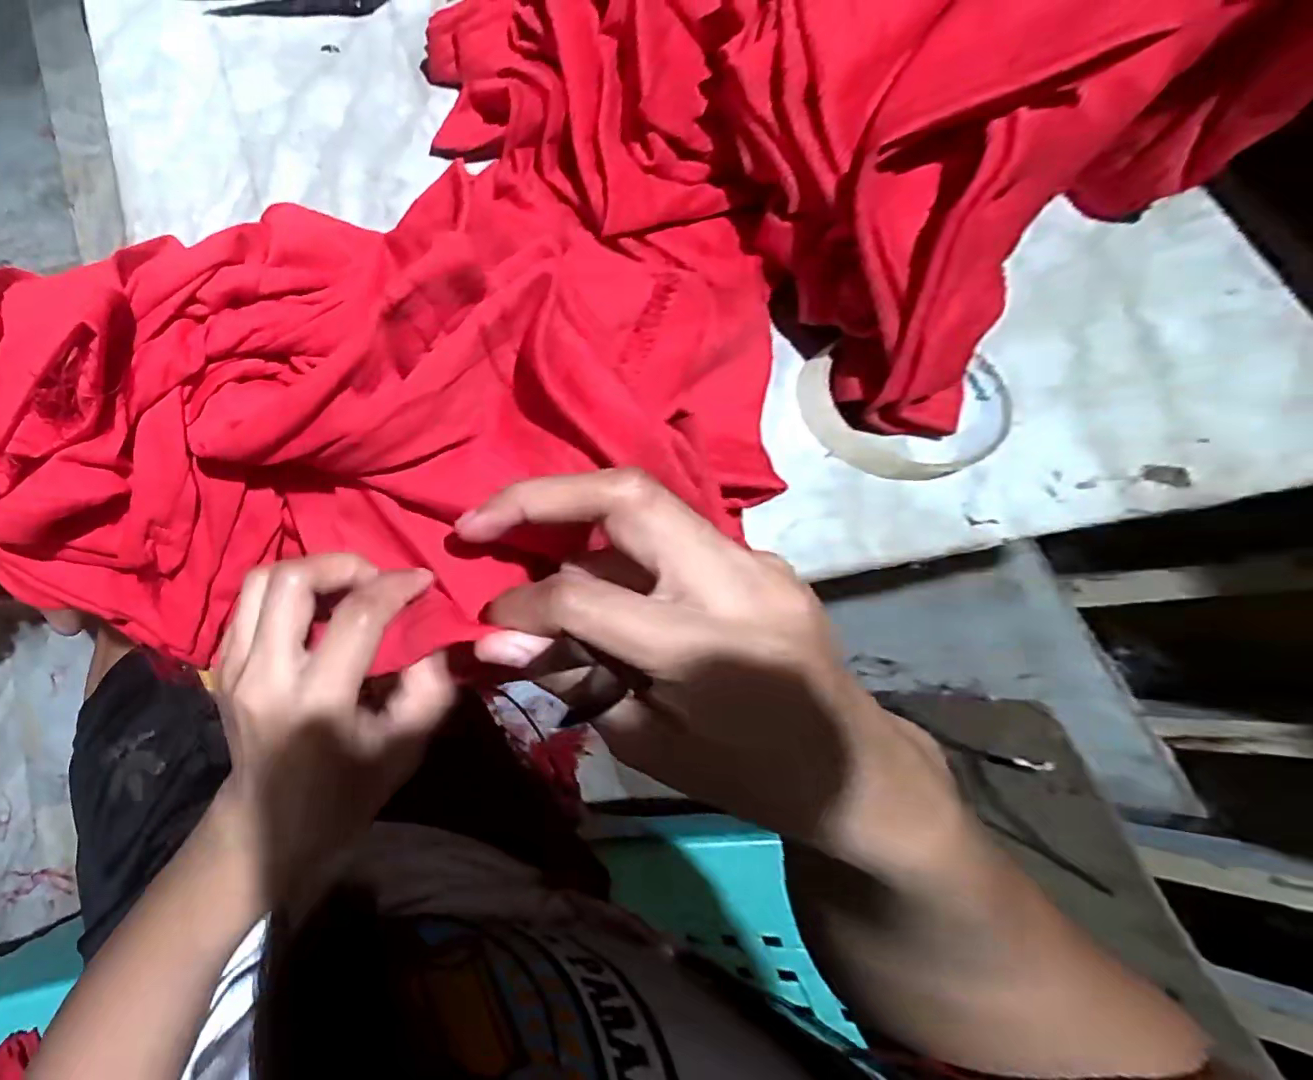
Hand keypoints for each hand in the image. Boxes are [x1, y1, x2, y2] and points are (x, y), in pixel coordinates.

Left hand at [210, 554, 456, 903]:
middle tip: (374, 578)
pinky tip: (310, 609)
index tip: (421, 581)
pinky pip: (247, 602)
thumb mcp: (402, 750)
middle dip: (342, 563)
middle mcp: (265, 676)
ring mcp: (233, 668)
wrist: (270, 827)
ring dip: (308, 570)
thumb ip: (429, 689)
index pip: (356, 616)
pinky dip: (283, 591)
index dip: (394, 587)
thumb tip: (434, 632)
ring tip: (341, 586)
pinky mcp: (221, 666)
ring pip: (260, 580)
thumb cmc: (344, 794)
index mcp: (317, 703)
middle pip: (291, 580)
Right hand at [459, 469, 965, 876]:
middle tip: (476, 522)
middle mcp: (738, 581)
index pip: (585, 599)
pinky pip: (664, 533)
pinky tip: (586, 574)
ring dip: (568, 516)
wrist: (856, 772)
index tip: (487, 618)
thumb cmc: (745, 776)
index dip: (521, 604)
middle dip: (535, 498)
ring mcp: (754, 558)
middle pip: (626, 495)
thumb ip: (569, 675)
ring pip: (642, 503)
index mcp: (709, 646)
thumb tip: (492, 640)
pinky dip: (608, 544)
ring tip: (518, 542)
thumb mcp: (644, 741)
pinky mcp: (752, 556)